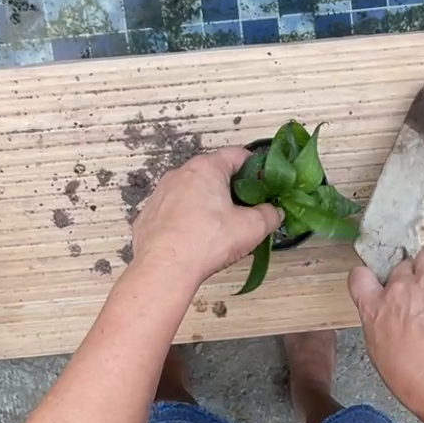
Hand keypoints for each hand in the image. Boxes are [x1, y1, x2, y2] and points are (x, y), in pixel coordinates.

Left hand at [130, 148, 281, 288]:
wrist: (164, 268)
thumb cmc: (206, 243)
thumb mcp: (252, 228)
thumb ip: (270, 215)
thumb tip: (274, 212)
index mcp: (206, 168)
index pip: (237, 154)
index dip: (255, 168)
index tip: (264, 185)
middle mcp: (180, 174)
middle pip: (213, 173)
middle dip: (231, 189)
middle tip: (245, 210)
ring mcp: (161, 193)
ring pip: (192, 192)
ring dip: (207, 204)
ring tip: (219, 228)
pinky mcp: (149, 214)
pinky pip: (174, 210)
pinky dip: (186, 219)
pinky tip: (195, 239)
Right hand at [347, 246, 423, 411]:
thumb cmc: (408, 372)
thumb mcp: (379, 350)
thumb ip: (382, 327)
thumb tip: (392, 326)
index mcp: (373, 308)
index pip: (359, 277)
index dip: (369, 277)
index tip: (378, 282)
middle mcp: (397, 289)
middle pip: (402, 266)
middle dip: (412, 276)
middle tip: (422, 294)